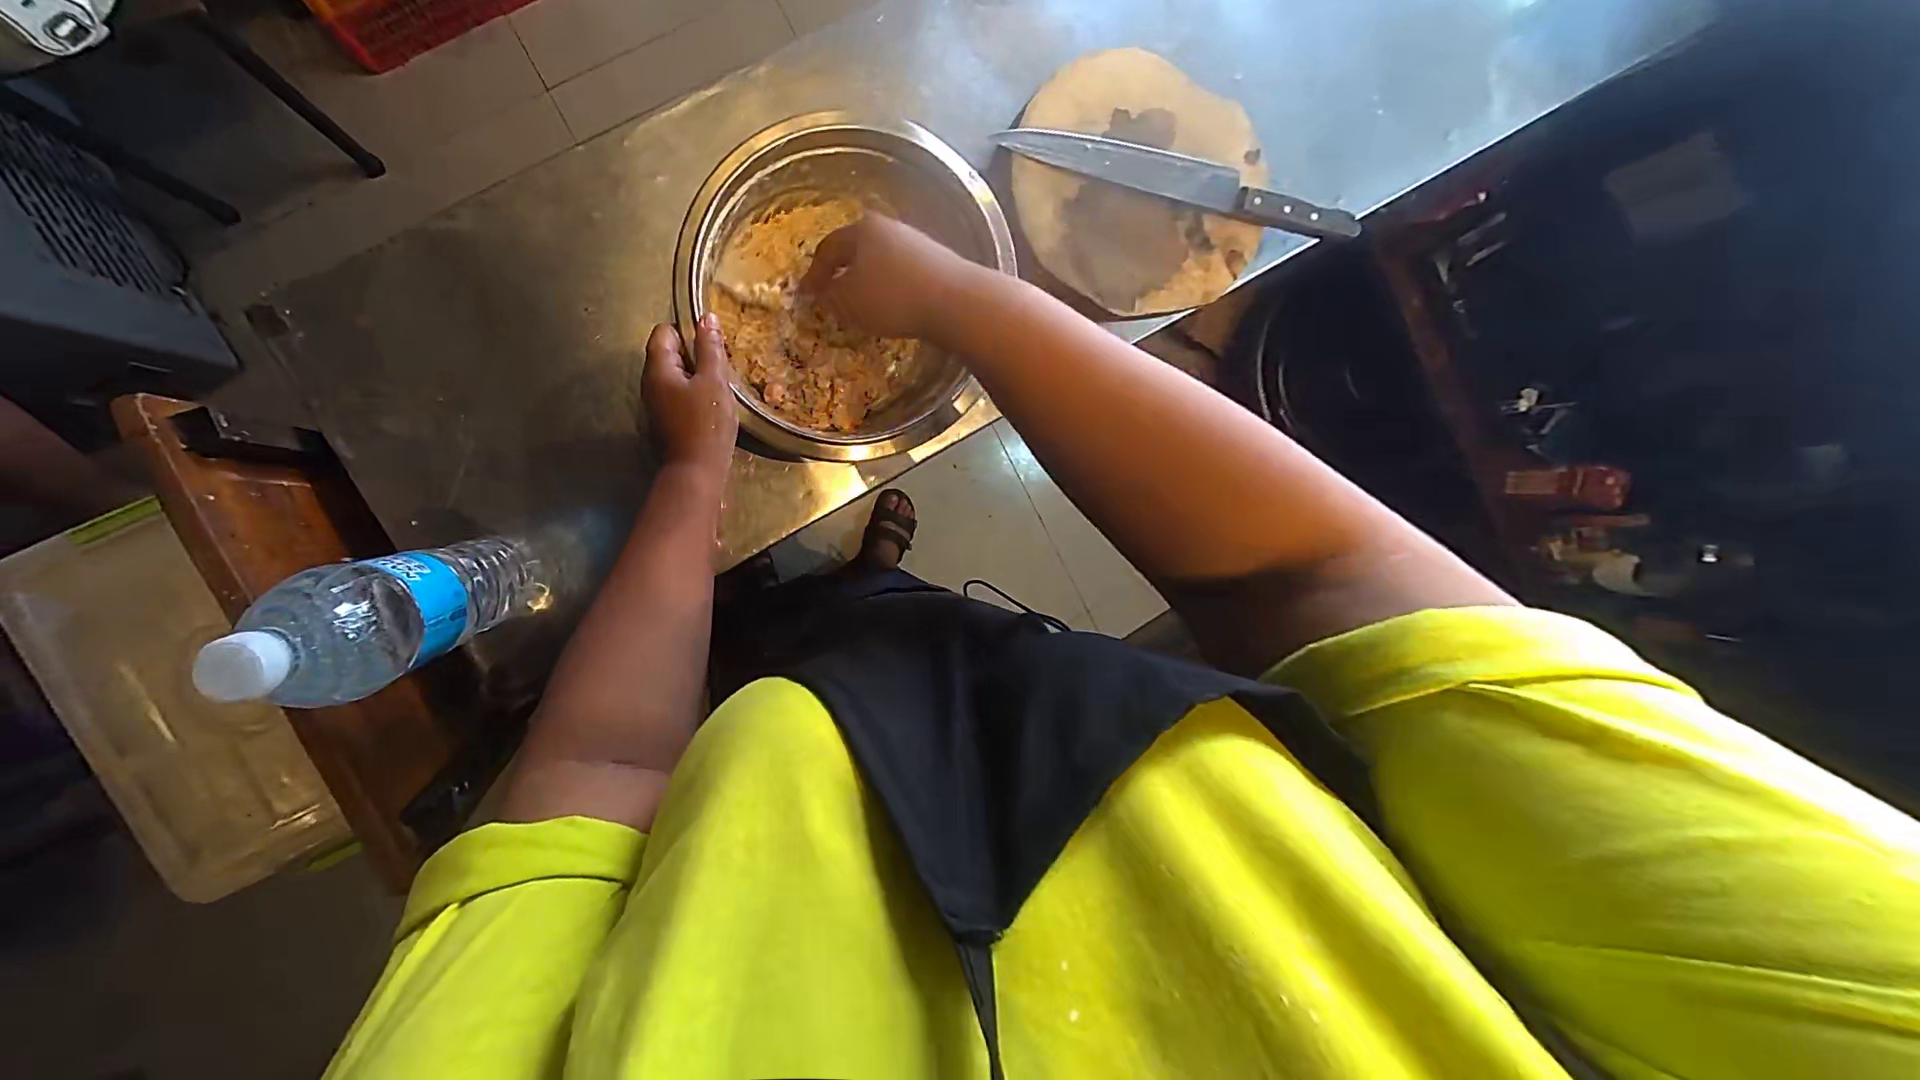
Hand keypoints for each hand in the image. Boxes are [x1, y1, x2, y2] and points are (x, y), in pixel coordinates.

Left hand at [643, 316, 736, 472]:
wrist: (697, 470)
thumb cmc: (707, 424)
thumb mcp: (714, 382)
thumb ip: (710, 348)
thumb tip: (706, 318)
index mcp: (658, 369)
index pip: (664, 332)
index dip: (688, 333)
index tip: (711, 349)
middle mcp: (650, 383)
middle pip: (670, 354)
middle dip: (695, 357)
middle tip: (719, 371)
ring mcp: (656, 404)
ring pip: (677, 377)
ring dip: (698, 378)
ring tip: (718, 391)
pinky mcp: (666, 420)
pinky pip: (679, 396)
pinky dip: (695, 396)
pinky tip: (712, 409)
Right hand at [798, 213, 978, 340]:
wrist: (956, 302)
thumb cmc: (892, 297)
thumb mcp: (848, 301)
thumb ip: (828, 296)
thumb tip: (820, 293)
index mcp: (861, 229)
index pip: (828, 249)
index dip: (814, 274)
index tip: (805, 294)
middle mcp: (889, 229)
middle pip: (857, 251)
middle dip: (842, 274)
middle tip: (832, 296)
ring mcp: (916, 245)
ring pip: (881, 264)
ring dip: (868, 283)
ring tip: (862, 307)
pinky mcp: (938, 265)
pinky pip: (904, 277)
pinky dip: (892, 291)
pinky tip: (894, 309)